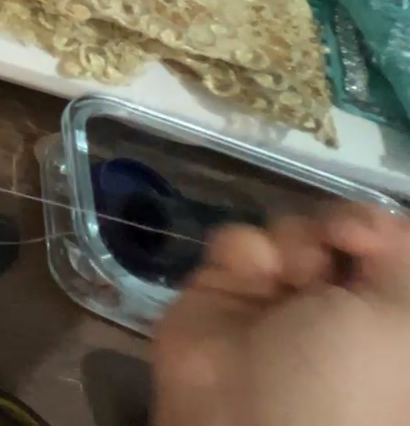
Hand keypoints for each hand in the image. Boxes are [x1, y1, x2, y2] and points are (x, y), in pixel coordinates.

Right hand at [153, 203, 409, 425]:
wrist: (251, 408)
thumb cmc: (352, 375)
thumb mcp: (402, 319)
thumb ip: (400, 254)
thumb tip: (367, 218)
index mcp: (402, 317)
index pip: (400, 248)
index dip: (384, 228)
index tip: (366, 232)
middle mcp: (355, 304)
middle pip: (344, 232)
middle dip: (337, 229)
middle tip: (337, 241)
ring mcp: (290, 293)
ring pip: (291, 232)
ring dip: (290, 244)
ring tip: (285, 278)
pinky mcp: (231, 283)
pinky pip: (239, 241)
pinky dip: (243, 252)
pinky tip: (245, 274)